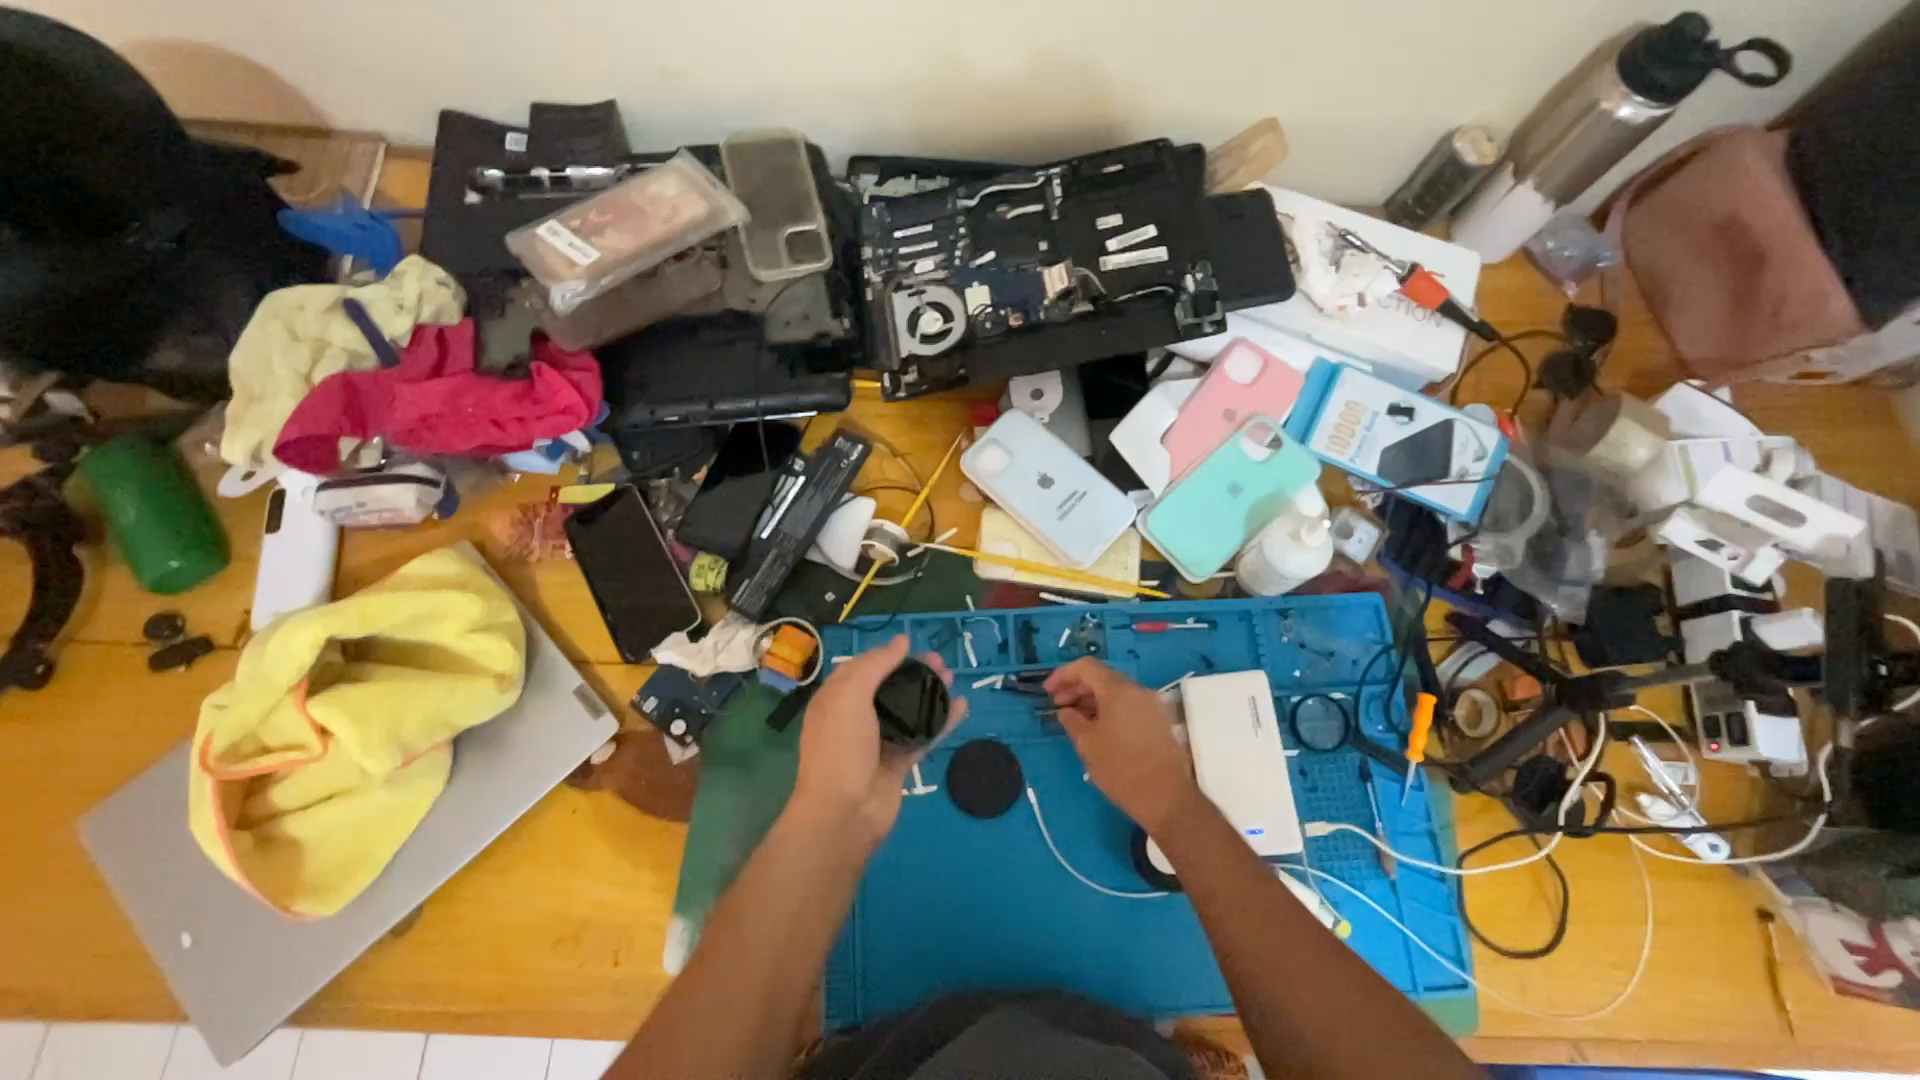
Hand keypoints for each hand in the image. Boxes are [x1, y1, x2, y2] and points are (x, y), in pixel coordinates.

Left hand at [790, 634, 966, 849]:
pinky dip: (942, 721)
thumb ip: (876, 665)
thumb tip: (901, 640)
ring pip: (909, 711)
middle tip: (940, 662)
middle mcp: (855, 719)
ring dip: (930, 693)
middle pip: (888, 688)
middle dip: (913, 672)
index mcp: (835, 700)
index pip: (861, 669)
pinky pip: (924, 736)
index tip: (912, 646)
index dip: (886, 656)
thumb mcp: (850, 695)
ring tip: (952, 678)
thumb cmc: (841, 747)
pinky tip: (961, 706)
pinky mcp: (899, 763)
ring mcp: (878, 743)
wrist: (845, 812)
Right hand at [1044, 658, 1202, 834]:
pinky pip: (1128, 705)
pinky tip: (1096, 728)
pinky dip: (1109, 709)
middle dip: (1077, 688)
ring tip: (1074, 719)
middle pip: (1102, 677)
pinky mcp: (1158, 721)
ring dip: (1092, 699)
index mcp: (1119, 690)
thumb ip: (1072, 720)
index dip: (1063, 675)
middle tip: (1057, 706)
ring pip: (1116, 692)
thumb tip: (1066, 711)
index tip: (1047, 692)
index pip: (1086, 667)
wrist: (1166, 797)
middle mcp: (1138, 690)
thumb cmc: (1120, 768)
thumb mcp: (1087, 744)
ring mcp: (1152, 705)